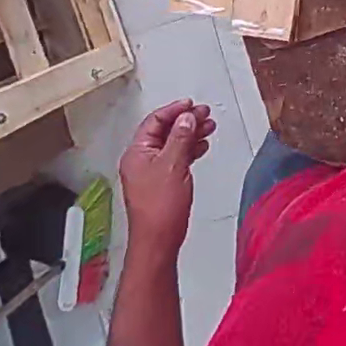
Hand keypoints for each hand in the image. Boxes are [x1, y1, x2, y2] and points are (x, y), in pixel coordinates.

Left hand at [117, 100, 216, 261]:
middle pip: (164, 131)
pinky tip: (202, 145)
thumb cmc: (160, 206)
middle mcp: (141, 159)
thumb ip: (181, 137)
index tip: (191, 105)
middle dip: (186, 120)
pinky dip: (190, 148)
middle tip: (205, 114)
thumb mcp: (173, 165)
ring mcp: (151, 171)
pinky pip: (177, 156)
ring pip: (173, 143)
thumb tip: (186, 117)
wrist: (159, 240)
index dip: (174, 110)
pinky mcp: (162, 180)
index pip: (154, 121)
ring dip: (191, 133)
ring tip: (209, 127)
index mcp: (137, 153)